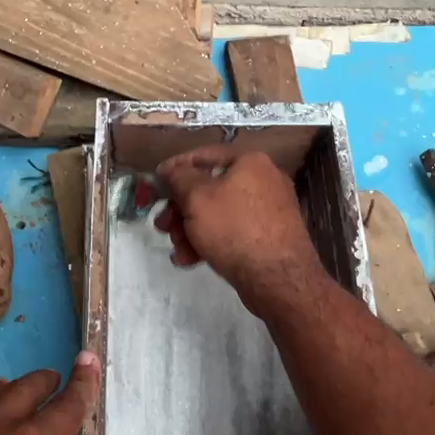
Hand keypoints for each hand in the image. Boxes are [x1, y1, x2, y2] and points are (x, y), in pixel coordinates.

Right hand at [154, 147, 327, 315]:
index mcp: (249, 162)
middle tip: (163, 225)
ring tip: (177, 248)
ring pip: (218, 213)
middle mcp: (263, 180)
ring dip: (191, 229)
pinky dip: (211, 241)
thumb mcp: (196, 198)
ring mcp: (269, 210)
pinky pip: (233, 231)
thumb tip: (171, 170)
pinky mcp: (270, 236)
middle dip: (180, 209)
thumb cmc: (234, 228)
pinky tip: (191, 259)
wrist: (278, 278)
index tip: (156, 182)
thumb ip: (178, 178)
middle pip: (209, 188)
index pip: (204, 156)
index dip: (175, 168)